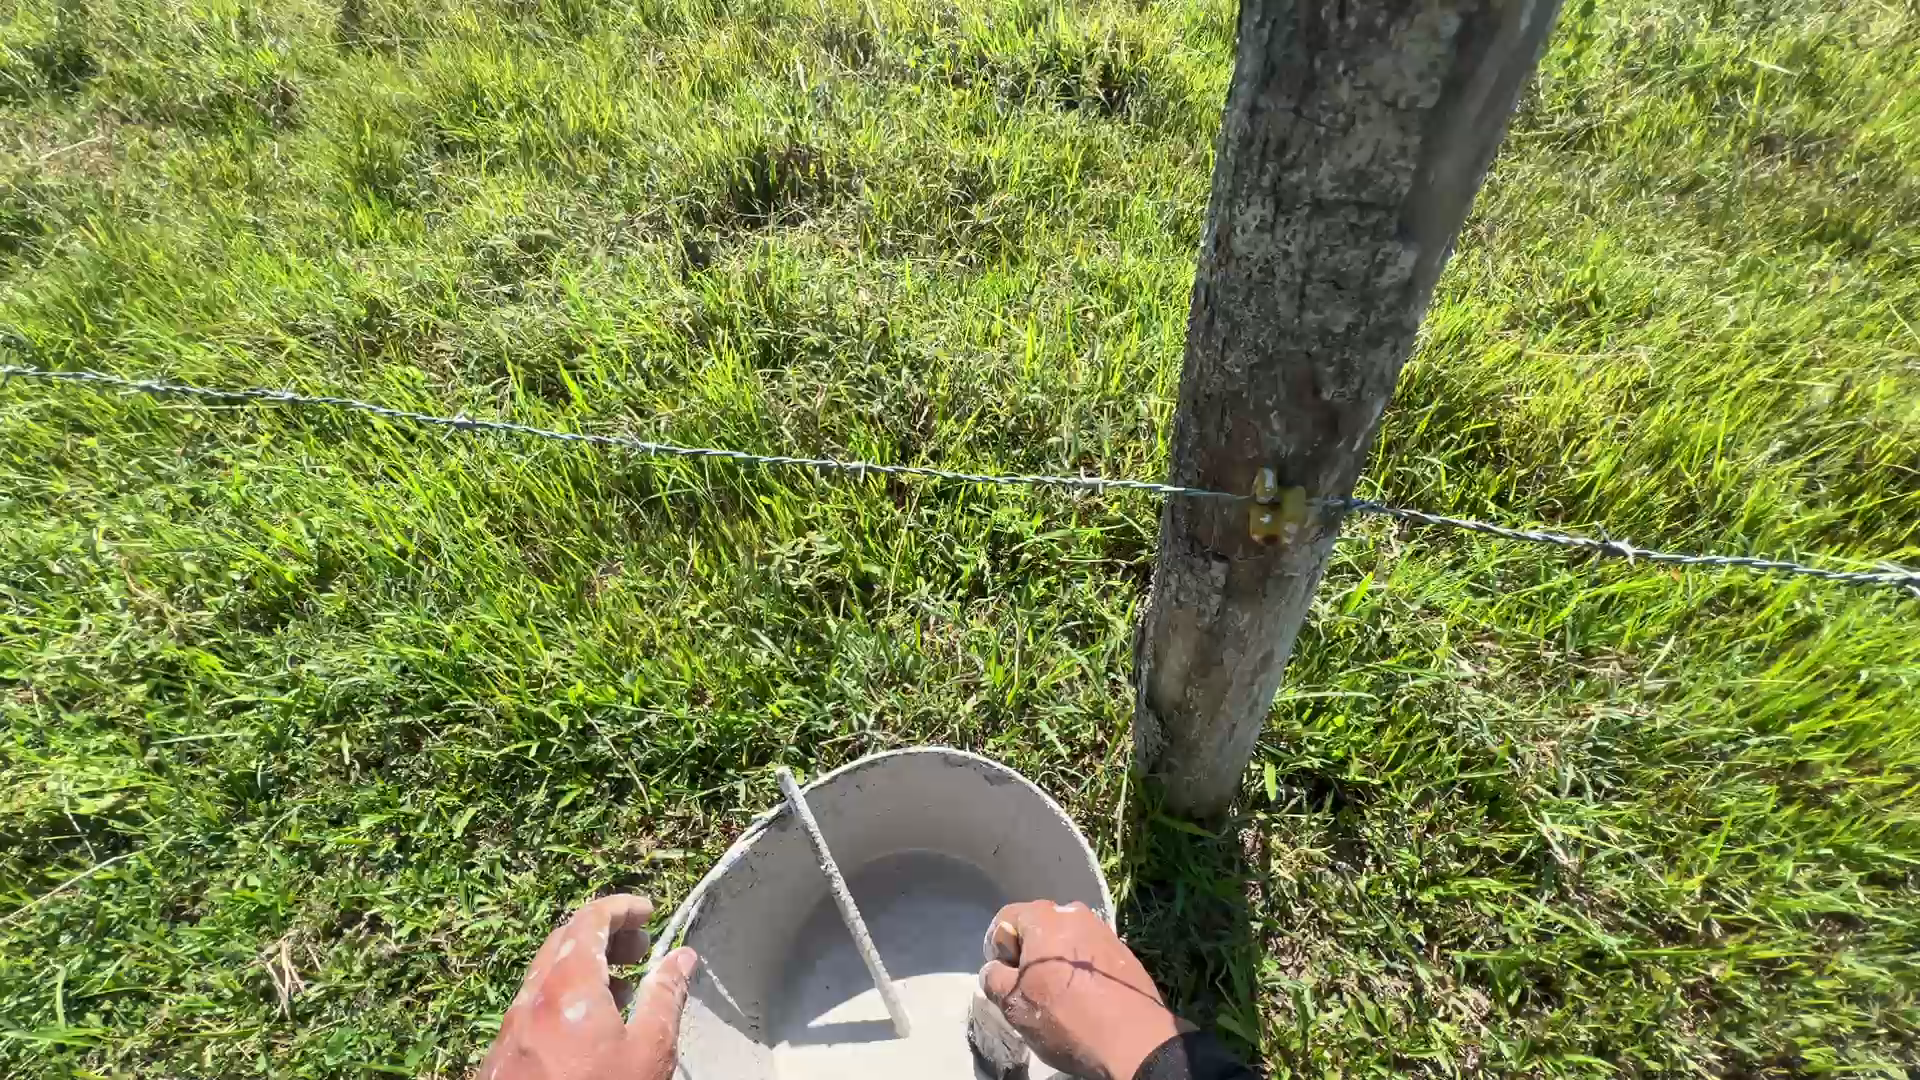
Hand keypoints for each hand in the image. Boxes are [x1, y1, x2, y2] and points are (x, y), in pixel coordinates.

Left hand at [478, 894, 698, 1079]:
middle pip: (564, 940)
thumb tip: (681, 956)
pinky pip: (534, 1008)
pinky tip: (591, 1029)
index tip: (650, 913)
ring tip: (623, 989)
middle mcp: (530, 1001)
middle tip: (641, 948)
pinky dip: (566, 996)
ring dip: (586, 965)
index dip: (622, 908)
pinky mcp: (498, 1065)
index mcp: (567, 987)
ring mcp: (508, 1034)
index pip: (590, 920)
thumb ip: (665, 995)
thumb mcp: (649, 1051)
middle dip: (606, 934)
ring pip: (547, 974)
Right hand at [979, 900, 1182, 1079]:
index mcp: (1043, 916)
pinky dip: (1079, 968)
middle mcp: (1072, 911)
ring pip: (1062, 939)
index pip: (1005, 920)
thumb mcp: (1015, 1005)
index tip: (1006, 980)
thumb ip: (994, 979)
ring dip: (1054, 961)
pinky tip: (1084, 996)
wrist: (1135, 1040)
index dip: (998, 951)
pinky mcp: (1120, 947)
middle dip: (1028, 955)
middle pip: (1035, 927)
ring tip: (1060, 996)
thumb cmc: (1067, 1018)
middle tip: (1031, 990)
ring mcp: (1100, 927)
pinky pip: (1086, 951)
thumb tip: (995, 969)